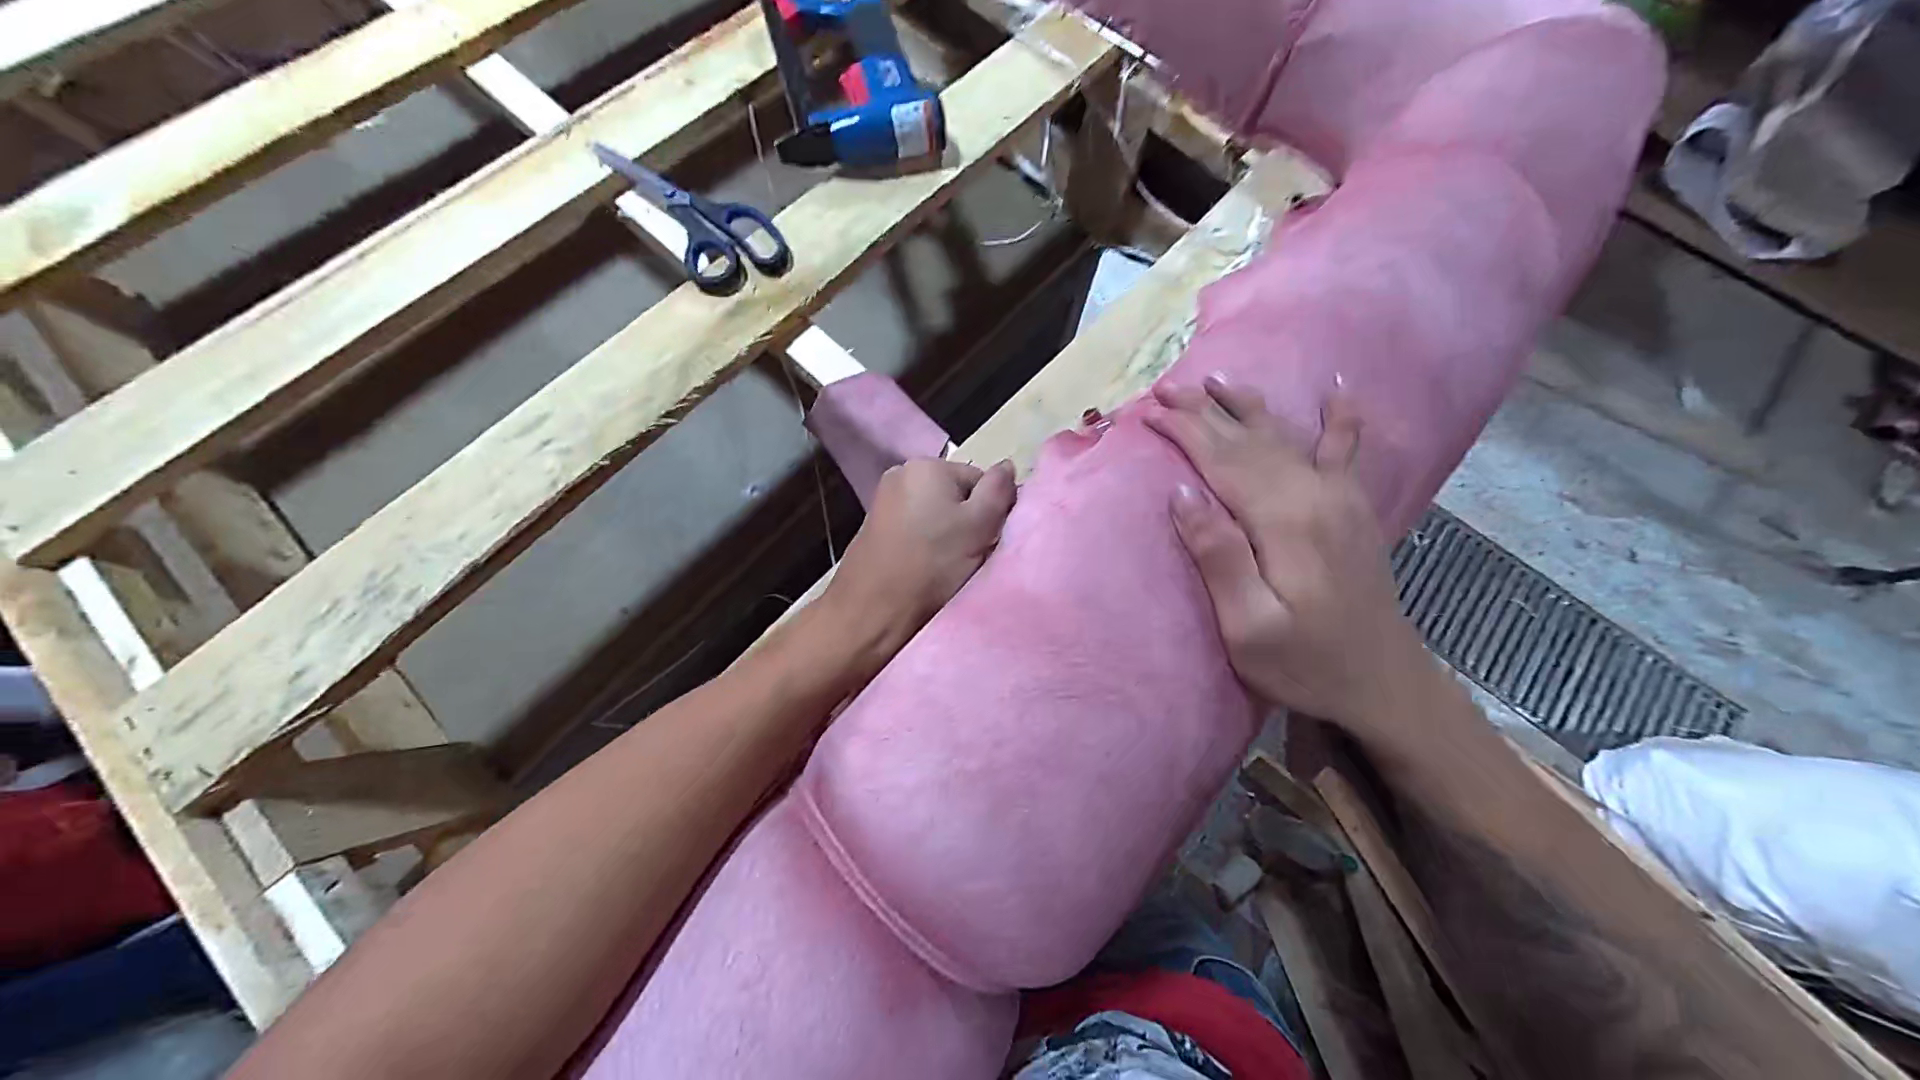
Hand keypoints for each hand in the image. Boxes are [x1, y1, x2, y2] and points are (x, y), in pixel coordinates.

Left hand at [824, 457, 1017, 660]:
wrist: (872, 610)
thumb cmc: (931, 564)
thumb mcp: (980, 525)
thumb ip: (999, 490)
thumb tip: (1007, 466)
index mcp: (926, 466)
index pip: (980, 481)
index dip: (990, 512)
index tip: (987, 541)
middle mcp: (900, 474)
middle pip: (956, 497)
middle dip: (966, 524)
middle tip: (969, 556)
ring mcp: (883, 502)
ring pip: (935, 516)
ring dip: (947, 538)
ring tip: (946, 567)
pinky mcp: (874, 529)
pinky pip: (914, 531)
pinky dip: (924, 547)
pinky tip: (924, 569)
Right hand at [1146, 374, 1433, 733]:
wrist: (1385, 684)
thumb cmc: (1306, 663)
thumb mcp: (1248, 625)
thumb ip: (1218, 554)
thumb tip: (1182, 491)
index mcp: (1284, 520)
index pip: (1222, 459)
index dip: (1184, 431)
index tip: (1147, 411)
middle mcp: (1315, 495)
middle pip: (1249, 439)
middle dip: (1203, 410)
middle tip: (1163, 388)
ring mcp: (1340, 499)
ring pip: (1284, 437)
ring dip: (1247, 406)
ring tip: (1216, 378)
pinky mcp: (1352, 510)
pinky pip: (1345, 451)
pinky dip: (1340, 418)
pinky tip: (1338, 389)